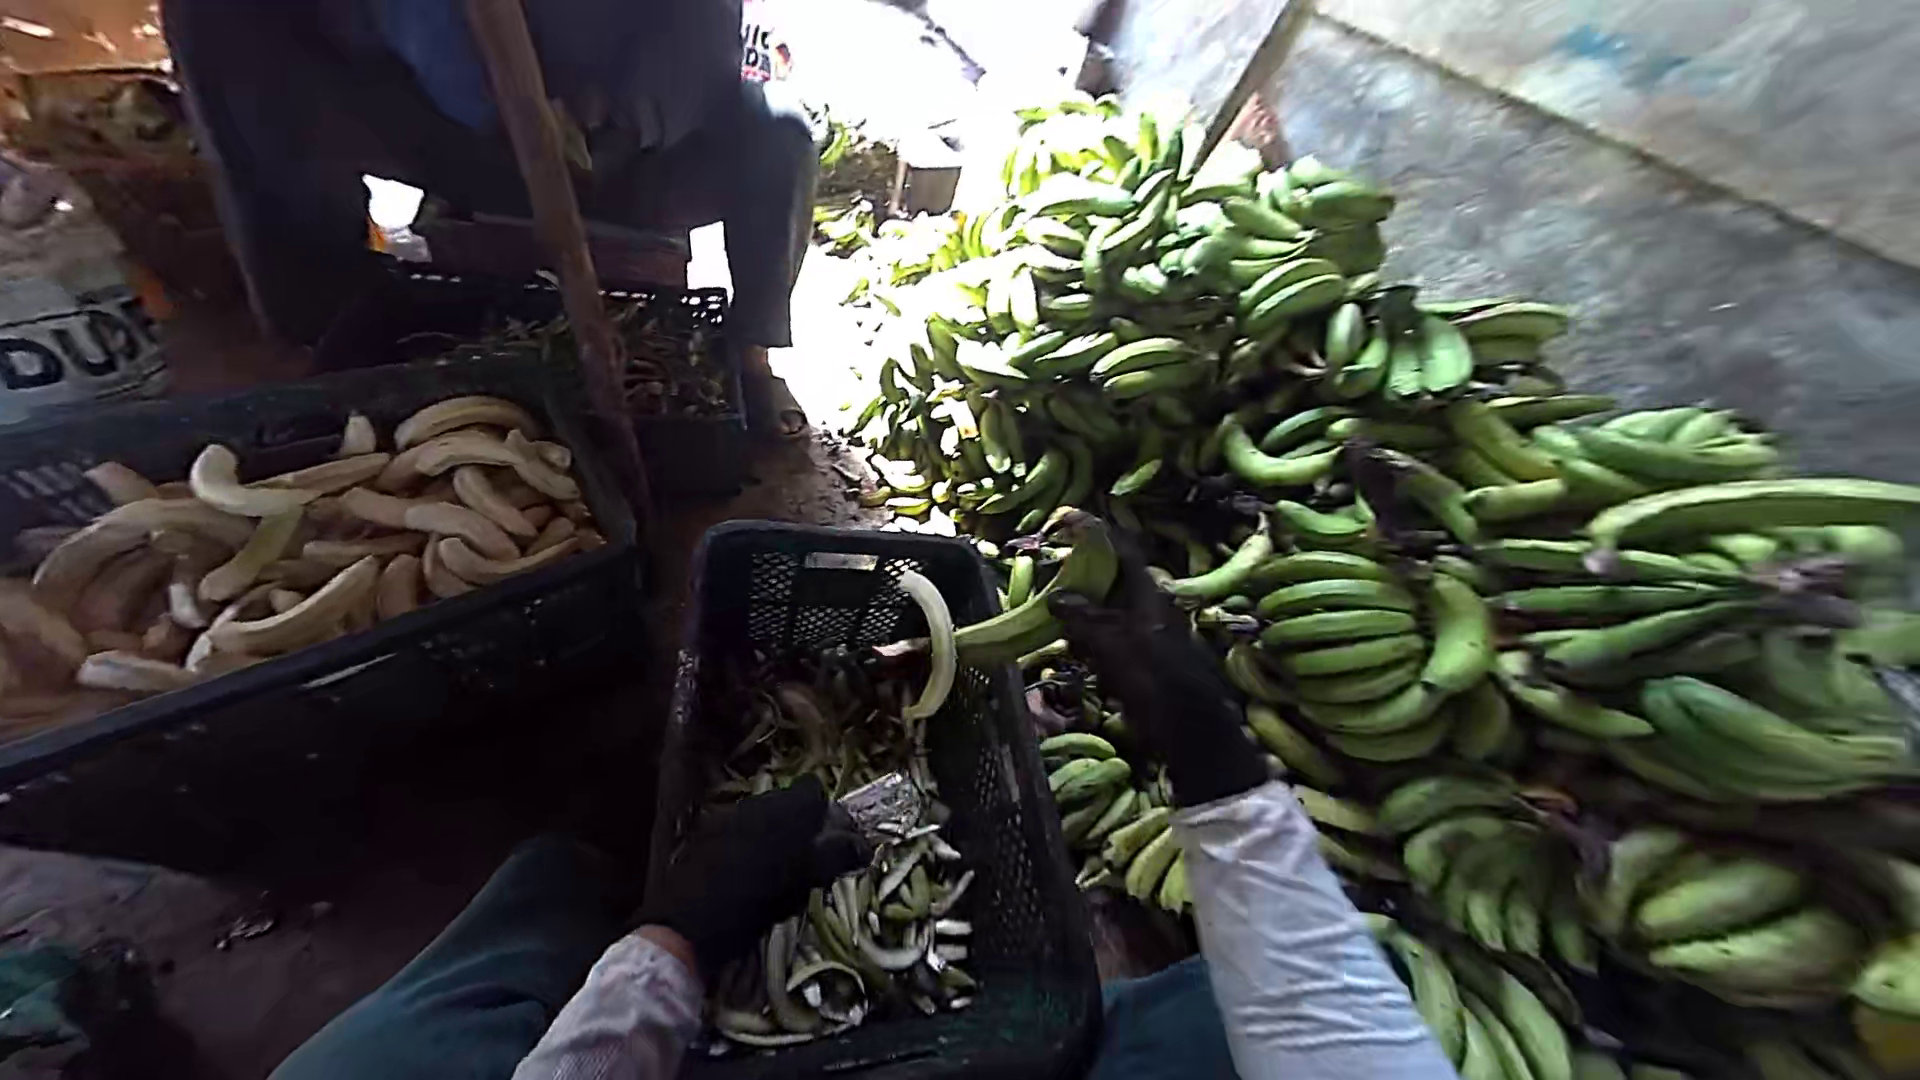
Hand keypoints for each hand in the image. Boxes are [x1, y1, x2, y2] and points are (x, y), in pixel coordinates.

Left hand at [640, 776, 869, 976]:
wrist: (690, 921)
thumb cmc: (759, 896)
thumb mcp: (808, 877)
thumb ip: (838, 854)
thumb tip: (864, 845)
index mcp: (790, 806)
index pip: (815, 789)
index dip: (825, 810)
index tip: (830, 838)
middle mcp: (761, 800)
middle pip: (790, 801)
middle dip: (801, 823)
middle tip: (806, 856)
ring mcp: (731, 815)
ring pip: (765, 815)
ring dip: (775, 833)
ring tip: (776, 867)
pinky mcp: (708, 833)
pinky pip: (740, 829)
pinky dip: (750, 843)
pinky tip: (747, 872)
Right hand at [1048, 532, 1268, 806]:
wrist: (1189, 732)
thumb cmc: (1156, 681)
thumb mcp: (1117, 645)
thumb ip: (1086, 618)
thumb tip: (1056, 596)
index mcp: (1147, 594)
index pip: (1120, 549)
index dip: (1094, 531)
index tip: (1065, 517)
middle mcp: (1145, 606)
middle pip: (1109, 575)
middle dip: (1079, 567)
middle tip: (1049, 564)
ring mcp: (1140, 632)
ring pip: (1104, 605)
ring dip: (1078, 602)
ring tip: (1049, 603)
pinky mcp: (1134, 656)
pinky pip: (1103, 634)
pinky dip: (1083, 632)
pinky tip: (1067, 641)